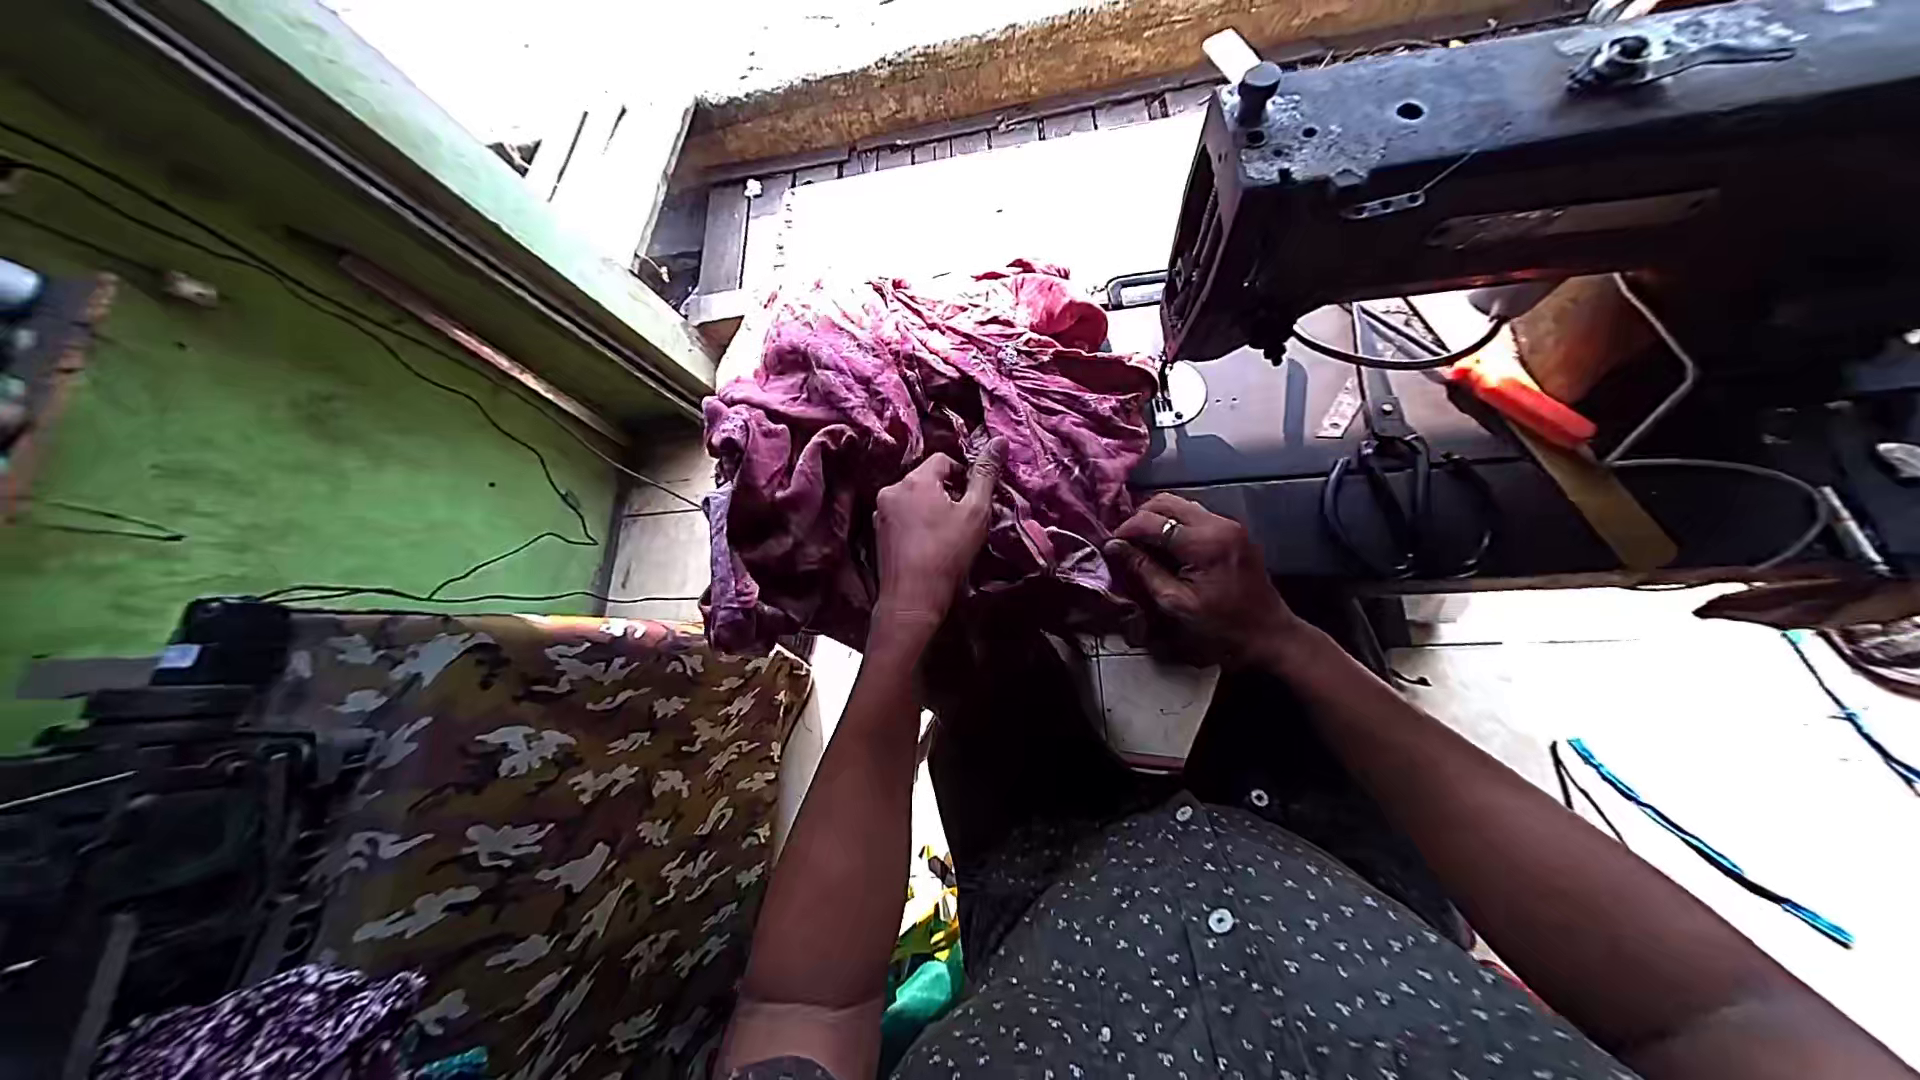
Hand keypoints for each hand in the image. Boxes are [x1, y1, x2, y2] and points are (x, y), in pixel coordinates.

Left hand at [872, 437, 1008, 638]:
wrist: (912, 598)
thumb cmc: (948, 553)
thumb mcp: (975, 512)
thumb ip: (986, 475)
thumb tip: (999, 441)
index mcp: (915, 480)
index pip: (943, 460)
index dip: (963, 475)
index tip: (973, 499)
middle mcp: (892, 490)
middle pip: (926, 479)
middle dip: (946, 492)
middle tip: (963, 518)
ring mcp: (882, 513)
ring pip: (914, 498)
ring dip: (931, 508)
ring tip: (947, 533)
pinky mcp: (878, 533)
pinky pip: (903, 516)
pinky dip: (917, 523)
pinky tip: (929, 544)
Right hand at [1104, 493, 1300, 665]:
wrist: (1269, 634)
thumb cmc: (1222, 627)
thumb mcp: (1176, 603)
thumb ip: (1144, 570)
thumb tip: (1115, 547)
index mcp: (1205, 542)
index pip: (1153, 521)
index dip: (1126, 530)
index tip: (1111, 546)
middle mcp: (1218, 524)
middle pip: (1166, 501)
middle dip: (1139, 518)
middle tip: (1124, 542)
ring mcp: (1228, 525)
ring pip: (1179, 505)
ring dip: (1156, 519)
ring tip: (1140, 544)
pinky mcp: (1232, 531)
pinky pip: (1194, 515)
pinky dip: (1173, 524)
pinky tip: (1163, 546)